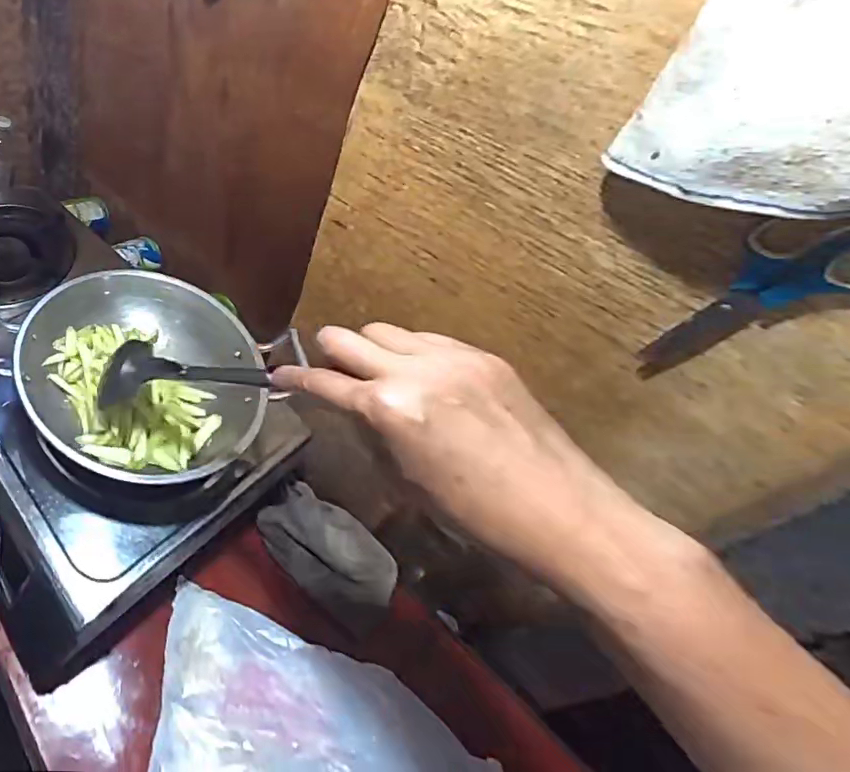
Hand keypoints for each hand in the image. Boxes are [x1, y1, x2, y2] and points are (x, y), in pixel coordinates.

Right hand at [272, 324, 658, 591]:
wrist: (572, 518)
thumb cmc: (476, 513)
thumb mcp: (402, 474)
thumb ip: (367, 426)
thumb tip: (347, 404)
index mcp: (389, 408)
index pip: (322, 381)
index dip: (293, 379)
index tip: (277, 376)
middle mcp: (414, 372)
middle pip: (343, 337)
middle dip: (327, 355)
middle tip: (332, 376)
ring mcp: (453, 360)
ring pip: (383, 331)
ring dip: (370, 350)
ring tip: (381, 376)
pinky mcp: (485, 359)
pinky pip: (427, 340)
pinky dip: (412, 353)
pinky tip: (425, 380)